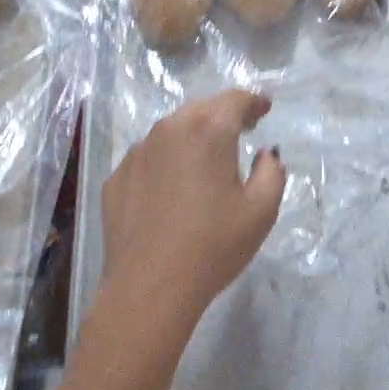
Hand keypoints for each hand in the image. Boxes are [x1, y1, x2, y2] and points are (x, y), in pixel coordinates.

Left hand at [99, 89, 287, 318]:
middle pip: (202, 109)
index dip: (253, 101)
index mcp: (209, 130)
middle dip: (223, 116)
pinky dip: (165, 162)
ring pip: (172, 131)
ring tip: (204, 162)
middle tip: (240, 131)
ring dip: (192, 138)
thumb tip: (265, 153)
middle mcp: (170, 128)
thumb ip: (272, 171)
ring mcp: (138, 151)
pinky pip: (148, 157)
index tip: (264, 109)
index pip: (235, 100)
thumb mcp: (261, 212)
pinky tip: (170, 190)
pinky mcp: (117, 176)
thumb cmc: (213, 247)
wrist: (148, 289)